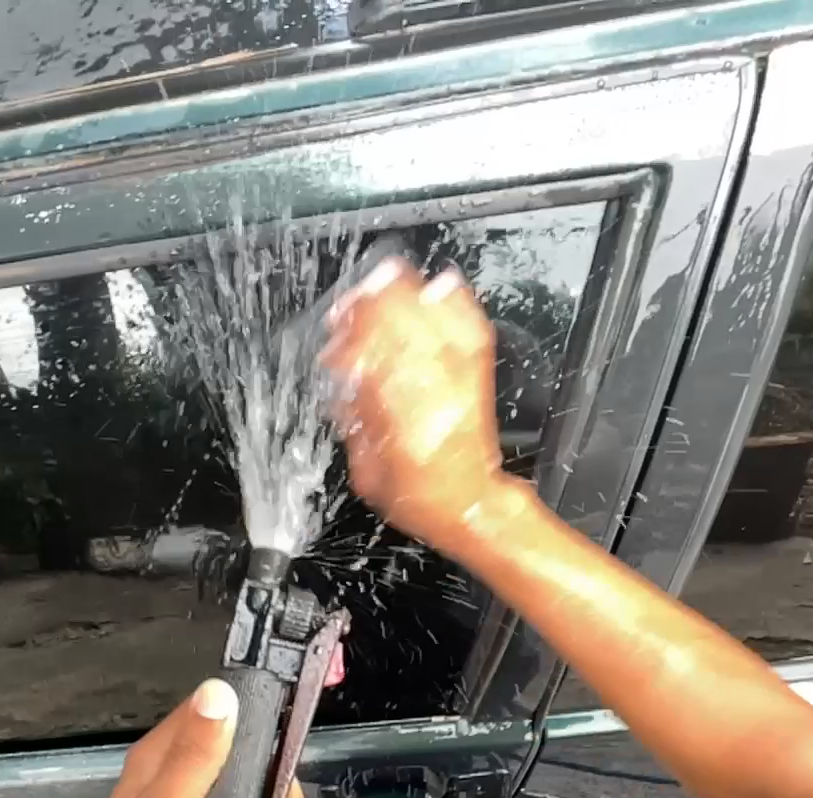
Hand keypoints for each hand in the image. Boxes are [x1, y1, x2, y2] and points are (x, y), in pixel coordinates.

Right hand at [321, 259, 514, 552]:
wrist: (471, 507)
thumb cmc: (420, 498)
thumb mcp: (367, 474)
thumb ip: (355, 427)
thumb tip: (343, 390)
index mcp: (399, 422)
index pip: (373, 362)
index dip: (353, 337)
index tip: (337, 325)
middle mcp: (431, 396)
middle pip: (403, 334)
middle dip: (376, 306)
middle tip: (356, 294)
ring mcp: (457, 385)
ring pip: (434, 328)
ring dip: (409, 297)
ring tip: (389, 276)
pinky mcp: (475, 381)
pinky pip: (470, 335)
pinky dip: (457, 307)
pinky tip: (445, 286)